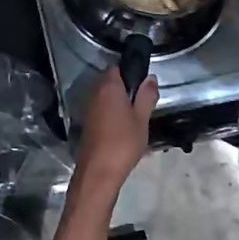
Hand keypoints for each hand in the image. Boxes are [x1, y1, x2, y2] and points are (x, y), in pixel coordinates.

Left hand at [77, 68, 157, 189]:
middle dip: (126, 89)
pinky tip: (123, 129)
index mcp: (109, 88)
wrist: (99, 171)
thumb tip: (150, 78)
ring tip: (136, 118)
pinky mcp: (88, 124)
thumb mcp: (142, 118)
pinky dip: (112, 115)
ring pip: (106, 98)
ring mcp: (89, 109)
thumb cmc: (123, 142)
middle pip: (110, 83)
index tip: (143, 83)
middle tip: (143, 103)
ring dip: (119, 103)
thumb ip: (147, 96)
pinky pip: (102, 111)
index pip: (116, 67)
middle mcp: (95, 94)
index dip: (129, 71)